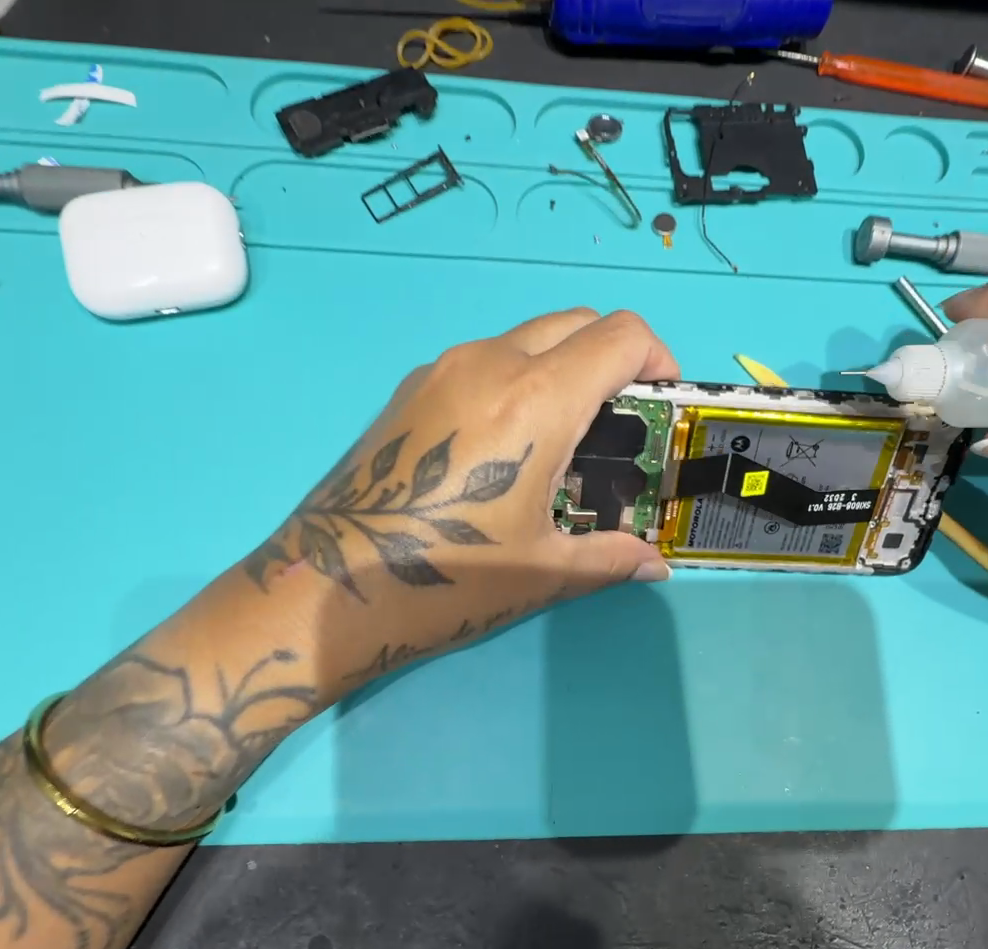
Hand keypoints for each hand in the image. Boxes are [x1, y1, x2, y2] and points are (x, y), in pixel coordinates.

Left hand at [236, 308, 676, 695]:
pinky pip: (483, 359)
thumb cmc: (447, 580)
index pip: (621, 335)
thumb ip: (611, 557)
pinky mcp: (408, 387)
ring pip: (526, 337)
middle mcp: (489, 363)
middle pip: (576, 322)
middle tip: (619, 422)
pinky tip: (503, 445)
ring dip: (562, 367)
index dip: (658, 357)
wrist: (325, 587)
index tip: (662, 400)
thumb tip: (654, 564)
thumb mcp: (543, 572)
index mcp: (536, 400)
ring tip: (561, 438)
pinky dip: (516, 379)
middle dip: (613, 358)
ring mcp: (441, 369)